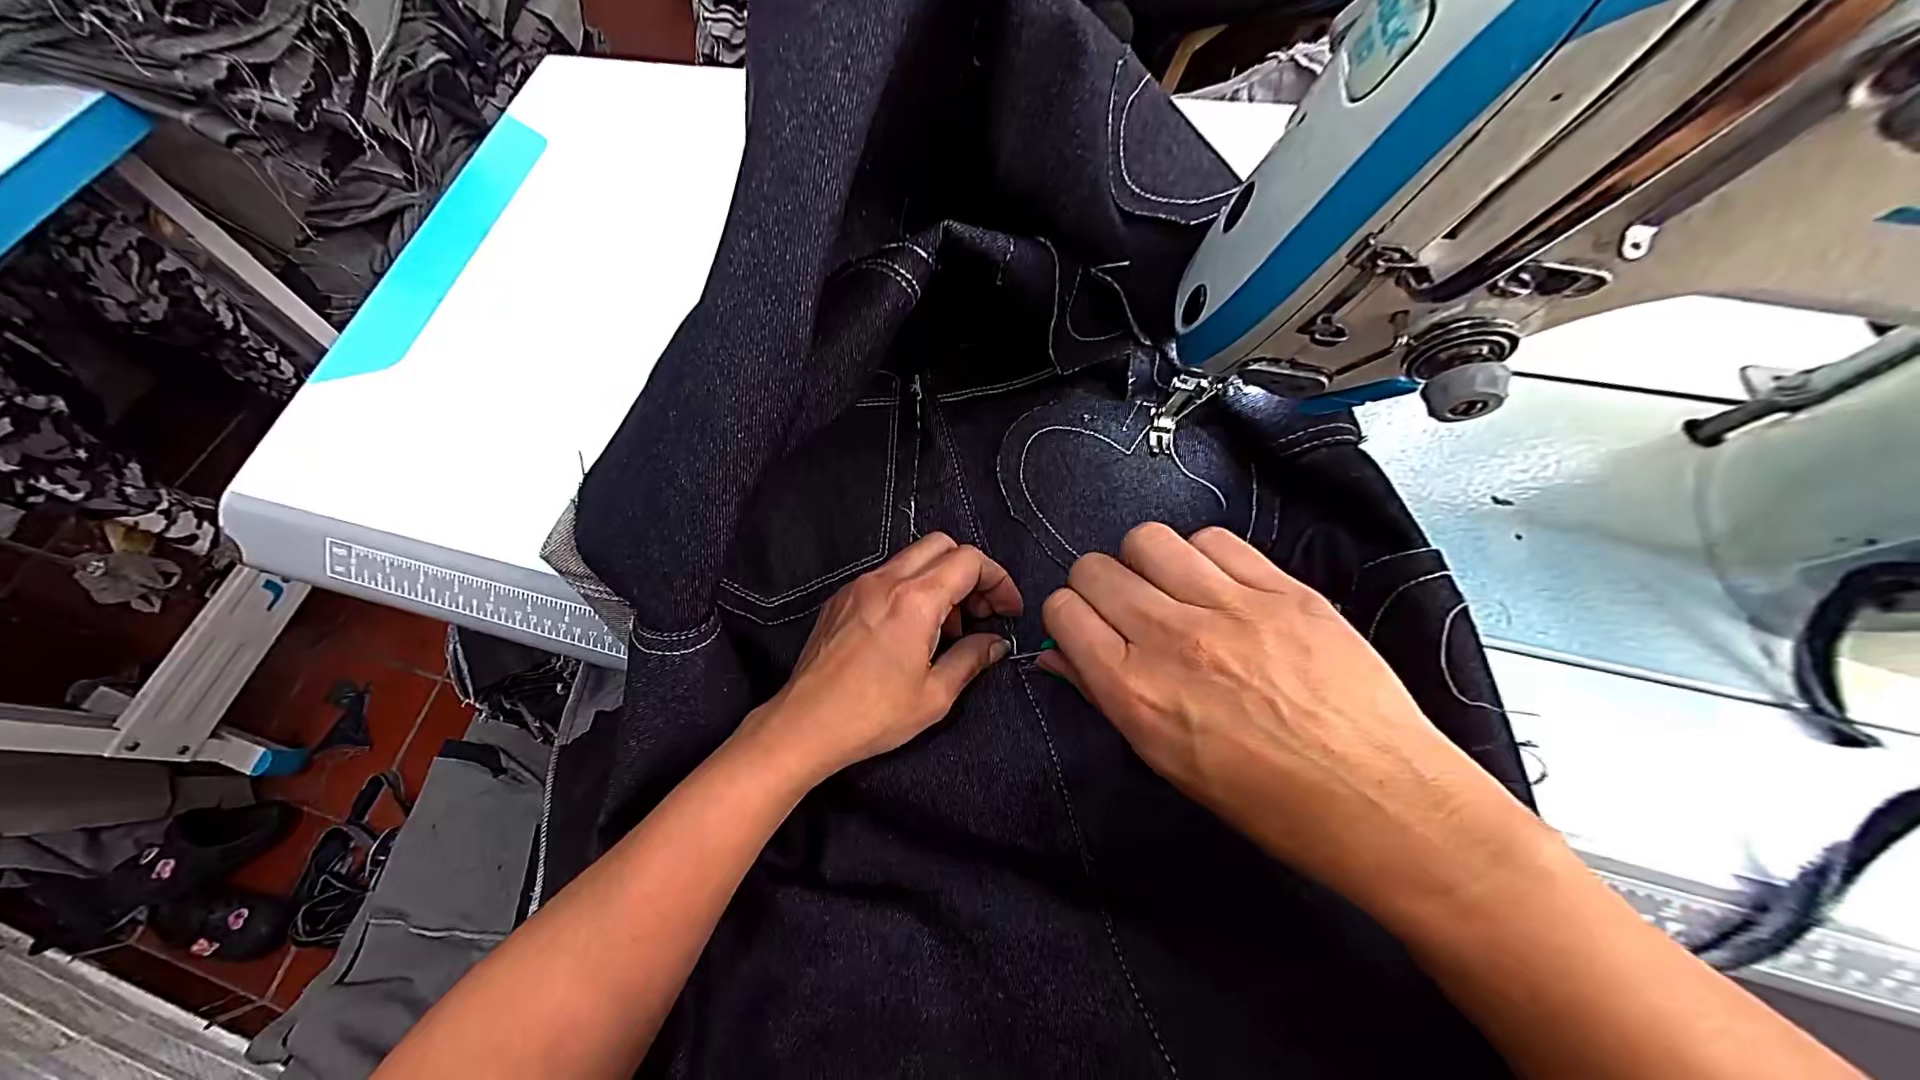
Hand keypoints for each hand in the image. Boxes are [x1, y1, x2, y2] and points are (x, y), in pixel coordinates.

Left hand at [741, 532, 1021, 781]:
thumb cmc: (871, 715)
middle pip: (943, 545)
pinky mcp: (840, 599)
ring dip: (940, 581)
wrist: (804, 725)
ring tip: (946, 630)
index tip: (1008, 609)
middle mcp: (885, 580)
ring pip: (913, 558)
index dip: (998, 580)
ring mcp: (858, 586)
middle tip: (980, 612)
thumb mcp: (935, 694)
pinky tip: (910, 632)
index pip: (969, 561)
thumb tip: (995, 643)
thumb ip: (972, 659)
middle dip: (970, 572)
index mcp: (914, 599)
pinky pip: (886, 576)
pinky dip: (910, 589)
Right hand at [1037, 523, 1514, 902]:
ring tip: (1168, 588)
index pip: (1064, 610)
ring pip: (1145, 539)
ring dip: (1144, 561)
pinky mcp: (1281, 589)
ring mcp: (1229, 607)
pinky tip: (1218, 584)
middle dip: (1096, 584)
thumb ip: (1103, 694)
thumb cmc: (1268, 798)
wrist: (1378, 799)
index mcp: (1135, 691)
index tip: (1083, 624)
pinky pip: (1214, 539)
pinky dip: (1202, 554)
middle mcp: (1172, 640)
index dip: (1067, 614)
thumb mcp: (1164, 759)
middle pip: (1094, 568)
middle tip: (1122, 606)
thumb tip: (1062, 656)